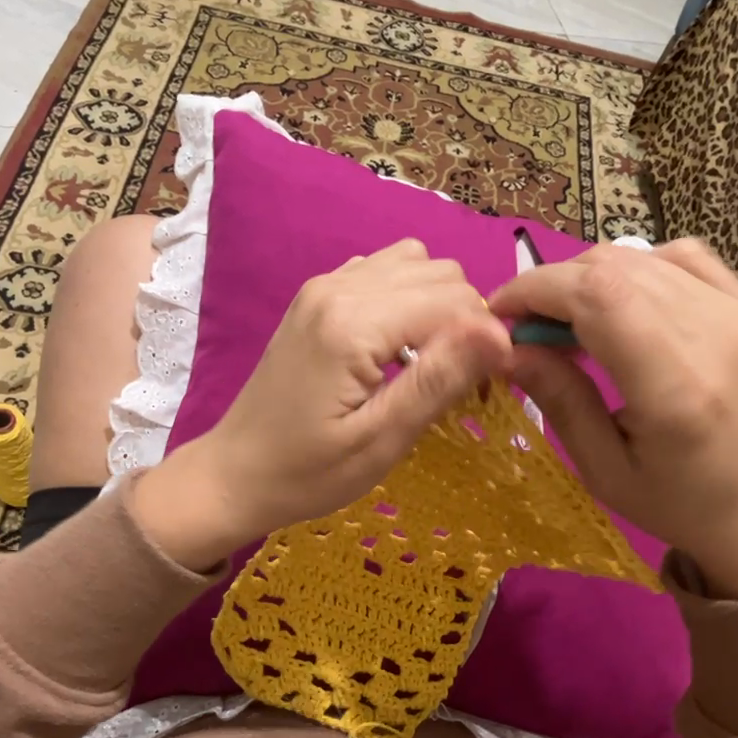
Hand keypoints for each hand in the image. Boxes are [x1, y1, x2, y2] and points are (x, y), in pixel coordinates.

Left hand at [137, 239, 511, 569]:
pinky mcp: (317, 296)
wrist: (235, 473)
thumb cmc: (308, 472)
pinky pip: (383, 271)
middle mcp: (339, 287)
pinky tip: (396, 346)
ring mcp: (323, 285)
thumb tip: (501, 332)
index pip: (454, 300)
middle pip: (440, 274)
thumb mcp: (380, 441)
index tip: (484, 390)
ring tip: (429, 364)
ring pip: (416, 264)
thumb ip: (438, 380)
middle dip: (465, 323)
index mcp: (353, 323)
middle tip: (457, 384)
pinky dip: (406, 299)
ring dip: (438, 307)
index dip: (485, 340)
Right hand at [489, 239, 737, 599]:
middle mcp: (715, 333)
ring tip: (566, 323)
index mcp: (676, 386)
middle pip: (614, 266)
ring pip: (643, 256)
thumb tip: (508, 348)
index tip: (498, 315)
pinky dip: (637, 268)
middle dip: (552, 285)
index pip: (595, 294)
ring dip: (588, 279)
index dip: (534, 289)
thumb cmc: (683, 508)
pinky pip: (683, 257)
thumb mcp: (606, 471)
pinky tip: (619, 304)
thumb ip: (560, 400)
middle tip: (525, 328)